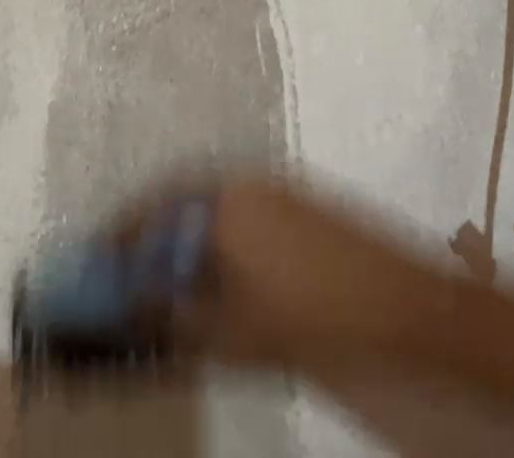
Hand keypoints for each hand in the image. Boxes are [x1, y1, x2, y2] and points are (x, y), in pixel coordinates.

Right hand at [131, 176, 437, 370]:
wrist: (412, 308)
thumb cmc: (312, 317)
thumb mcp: (234, 332)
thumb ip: (175, 318)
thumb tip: (132, 308)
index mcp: (219, 204)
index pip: (148, 212)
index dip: (119, 237)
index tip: (100, 258)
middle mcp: (241, 182)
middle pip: (176, 198)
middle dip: (151, 230)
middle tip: (137, 264)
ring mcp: (275, 185)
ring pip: (211, 201)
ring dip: (187, 231)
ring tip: (180, 271)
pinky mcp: (301, 198)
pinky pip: (241, 204)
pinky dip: (220, 230)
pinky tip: (229, 266)